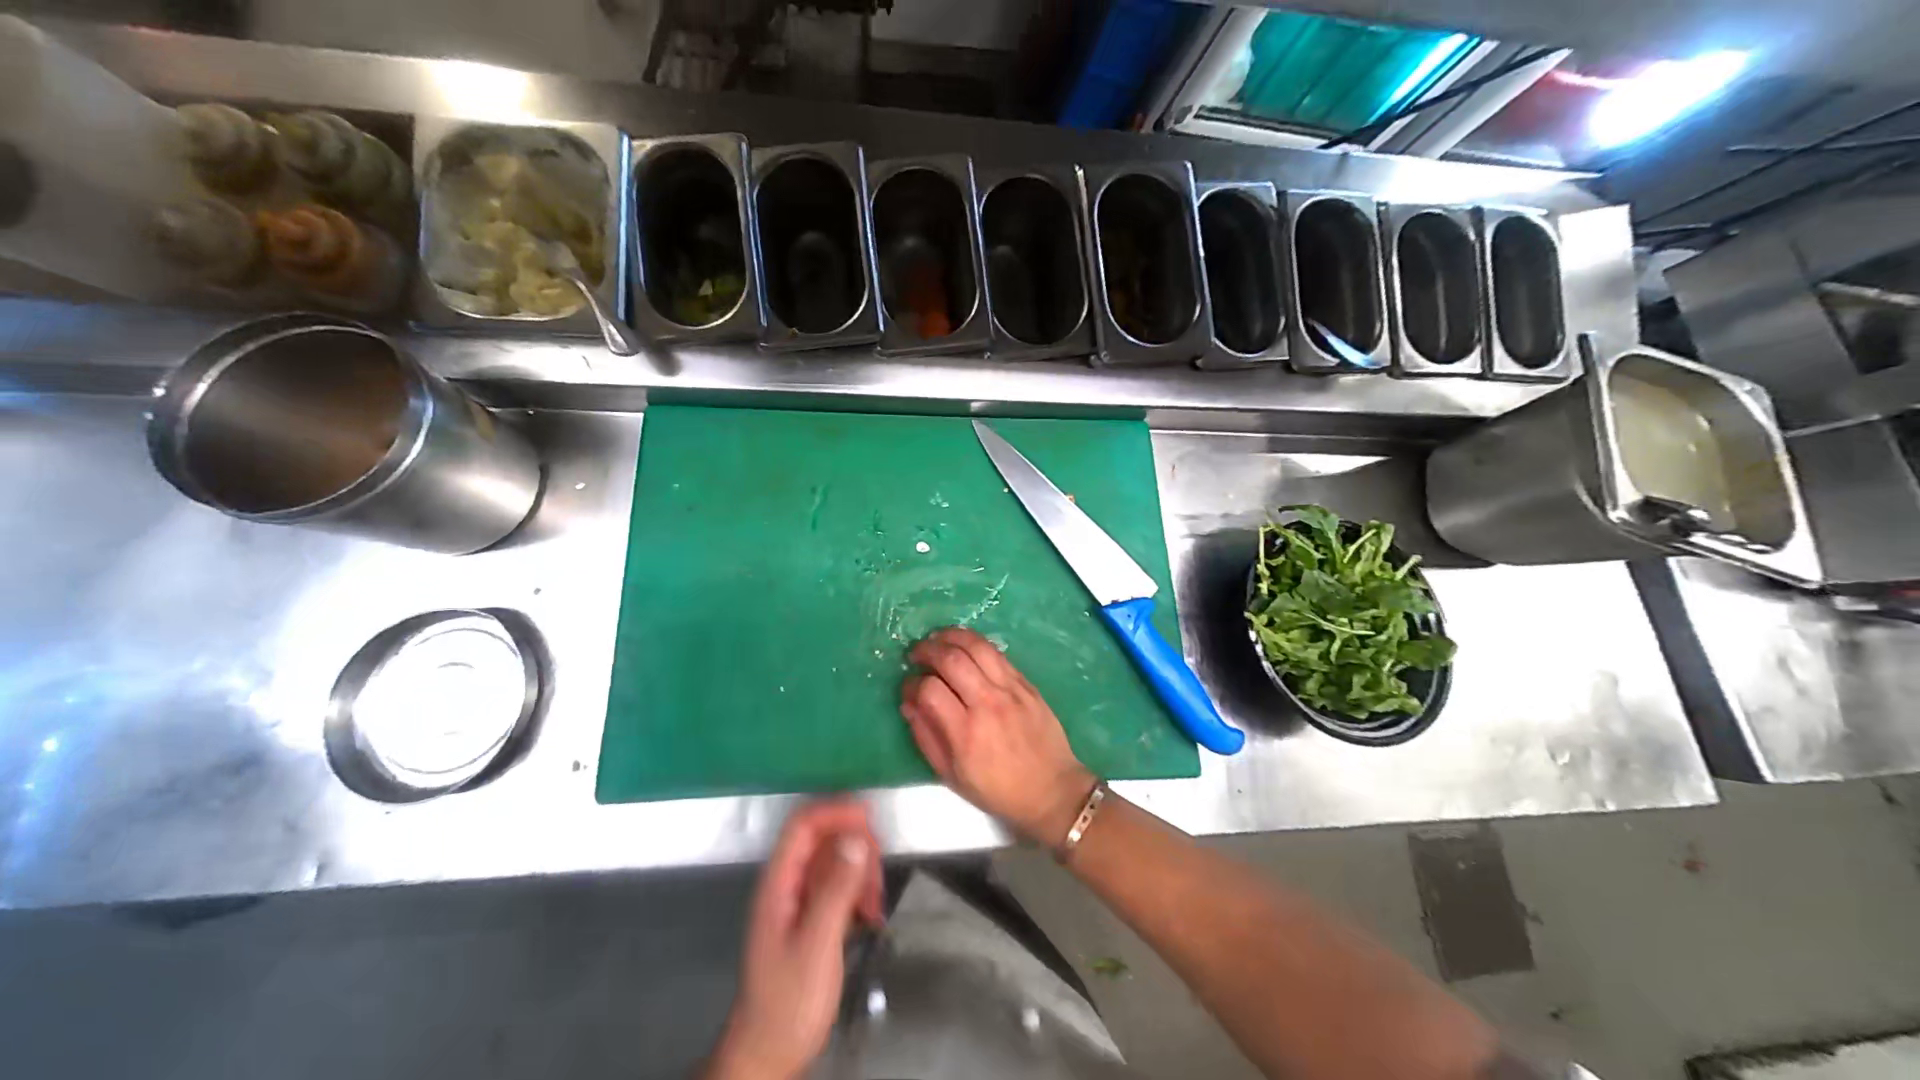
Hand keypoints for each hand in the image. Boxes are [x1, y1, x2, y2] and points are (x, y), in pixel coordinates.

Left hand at [706, 799, 883, 1079]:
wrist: (770, 1052)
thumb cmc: (788, 1002)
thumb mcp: (816, 945)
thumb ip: (835, 891)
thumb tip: (856, 839)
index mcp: (778, 883)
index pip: (803, 826)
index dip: (835, 813)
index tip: (870, 820)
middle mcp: (787, 884)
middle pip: (824, 838)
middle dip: (856, 847)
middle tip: (876, 877)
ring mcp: (799, 900)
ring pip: (836, 860)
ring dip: (861, 871)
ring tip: (874, 904)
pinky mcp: (812, 916)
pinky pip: (839, 884)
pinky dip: (859, 891)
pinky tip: (870, 915)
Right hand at [900, 627, 1095, 846]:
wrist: (1051, 790)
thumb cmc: (998, 790)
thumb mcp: (952, 775)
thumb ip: (926, 737)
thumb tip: (908, 704)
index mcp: (965, 733)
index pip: (929, 690)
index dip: (911, 684)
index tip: (908, 687)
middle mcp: (988, 704)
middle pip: (951, 659)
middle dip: (927, 650)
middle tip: (916, 654)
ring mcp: (1010, 690)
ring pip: (976, 647)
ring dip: (951, 636)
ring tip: (937, 639)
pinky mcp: (1026, 684)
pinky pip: (997, 654)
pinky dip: (976, 643)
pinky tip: (964, 646)